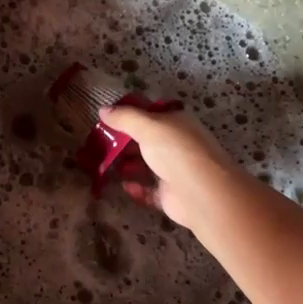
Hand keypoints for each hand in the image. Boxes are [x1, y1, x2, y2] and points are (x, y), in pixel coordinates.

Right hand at [99, 105, 243, 227]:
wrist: (203, 194)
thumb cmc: (176, 151)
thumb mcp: (148, 126)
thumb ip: (124, 117)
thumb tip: (103, 109)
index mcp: (176, 122)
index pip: (151, 114)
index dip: (129, 115)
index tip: (106, 120)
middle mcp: (177, 144)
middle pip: (146, 140)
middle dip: (123, 142)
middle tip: (100, 144)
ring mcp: (175, 170)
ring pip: (146, 165)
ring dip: (127, 165)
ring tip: (104, 165)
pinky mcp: (170, 194)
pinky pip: (149, 189)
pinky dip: (136, 187)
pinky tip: (123, 186)